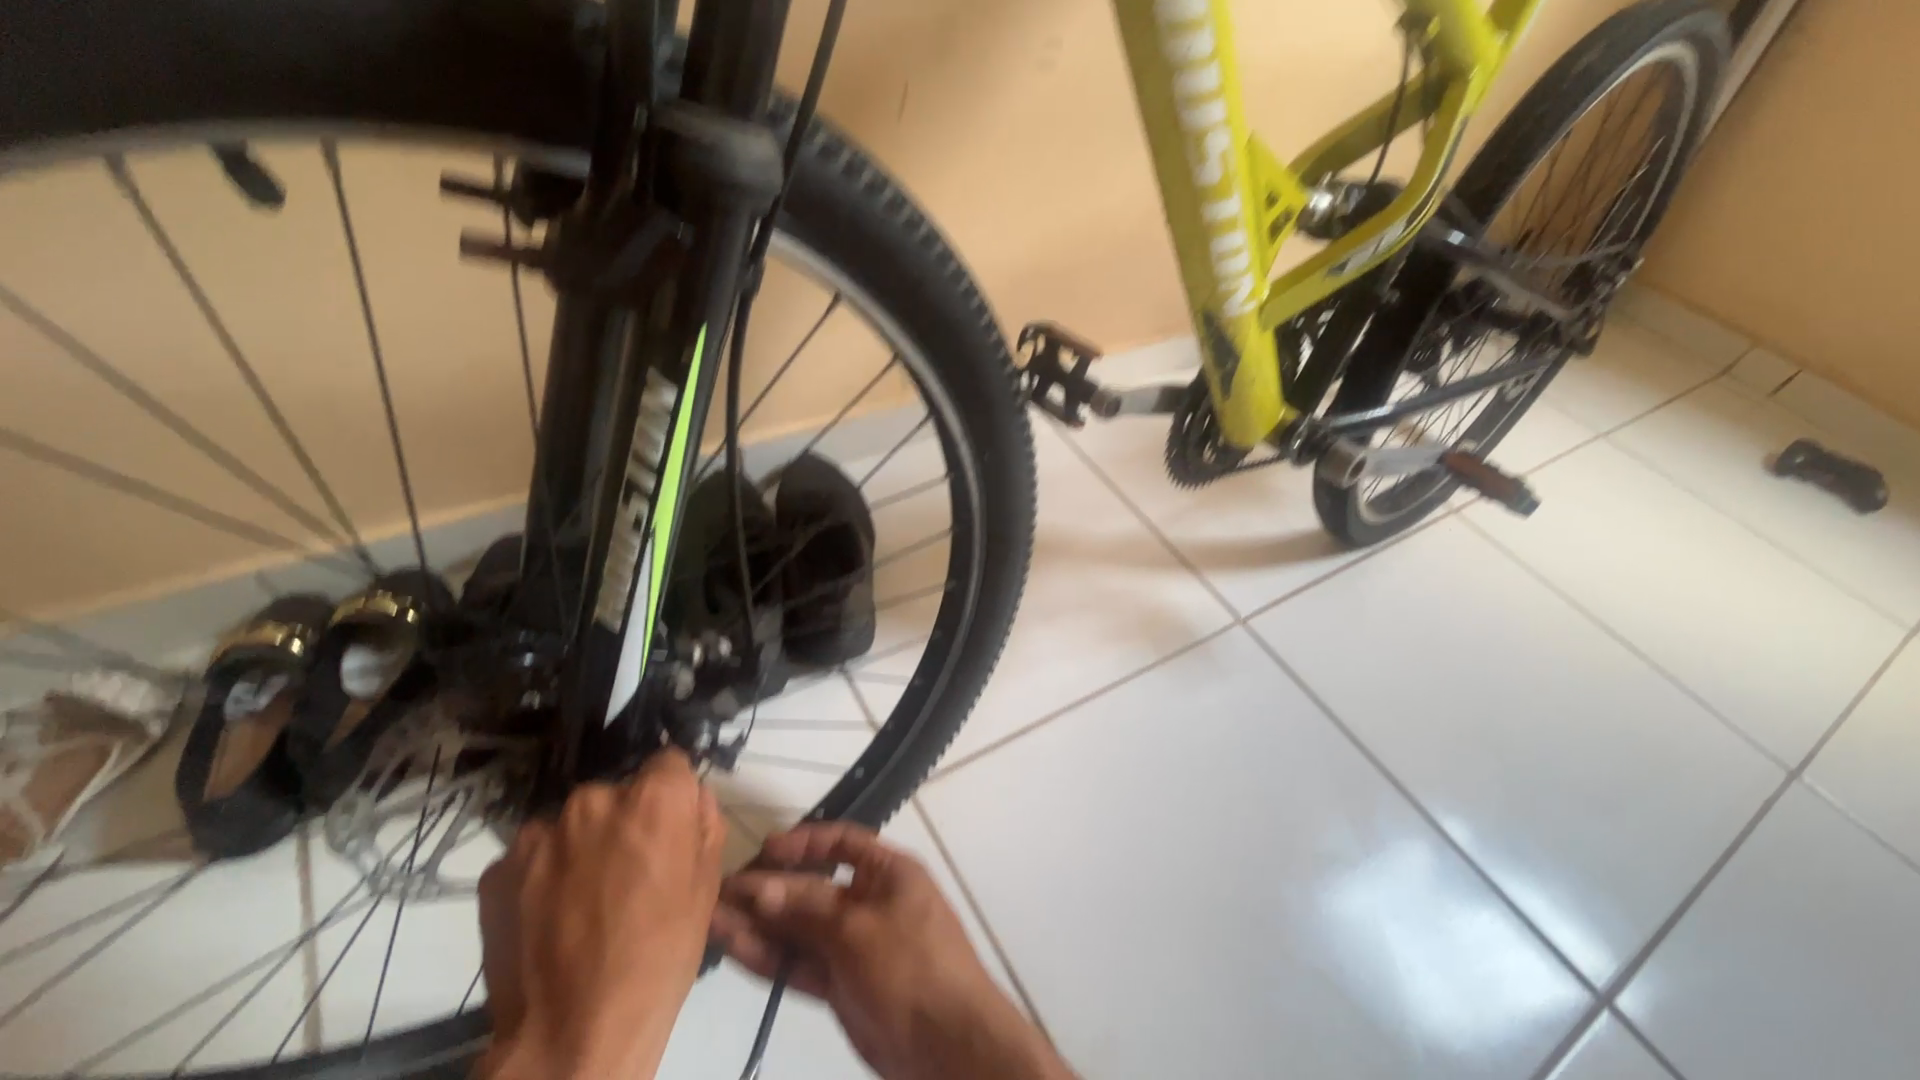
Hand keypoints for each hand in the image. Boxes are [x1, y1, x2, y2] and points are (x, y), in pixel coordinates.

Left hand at [476, 750, 724, 1079]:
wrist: (572, 1031)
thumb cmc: (659, 958)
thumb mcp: (707, 888)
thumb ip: (704, 826)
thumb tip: (690, 799)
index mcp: (653, 800)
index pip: (669, 763)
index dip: (673, 796)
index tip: (670, 828)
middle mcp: (593, 800)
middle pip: (616, 795)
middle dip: (623, 824)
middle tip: (627, 876)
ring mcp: (538, 833)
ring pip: (571, 826)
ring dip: (579, 848)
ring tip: (583, 904)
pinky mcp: (498, 868)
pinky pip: (532, 858)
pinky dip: (541, 878)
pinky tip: (550, 920)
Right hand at [712, 822, 1073, 1079]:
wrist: (947, 1045)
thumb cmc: (912, 965)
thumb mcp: (859, 927)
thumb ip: (807, 906)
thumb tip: (759, 886)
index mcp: (889, 873)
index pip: (843, 842)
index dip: (804, 842)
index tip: (765, 849)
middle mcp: (869, 902)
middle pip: (812, 886)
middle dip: (769, 887)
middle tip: (721, 889)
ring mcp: (853, 945)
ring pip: (798, 927)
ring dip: (758, 922)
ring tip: (710, 915)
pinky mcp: (839, 983)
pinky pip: (798, 961)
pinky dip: (767, 955)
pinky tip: (729, 944)